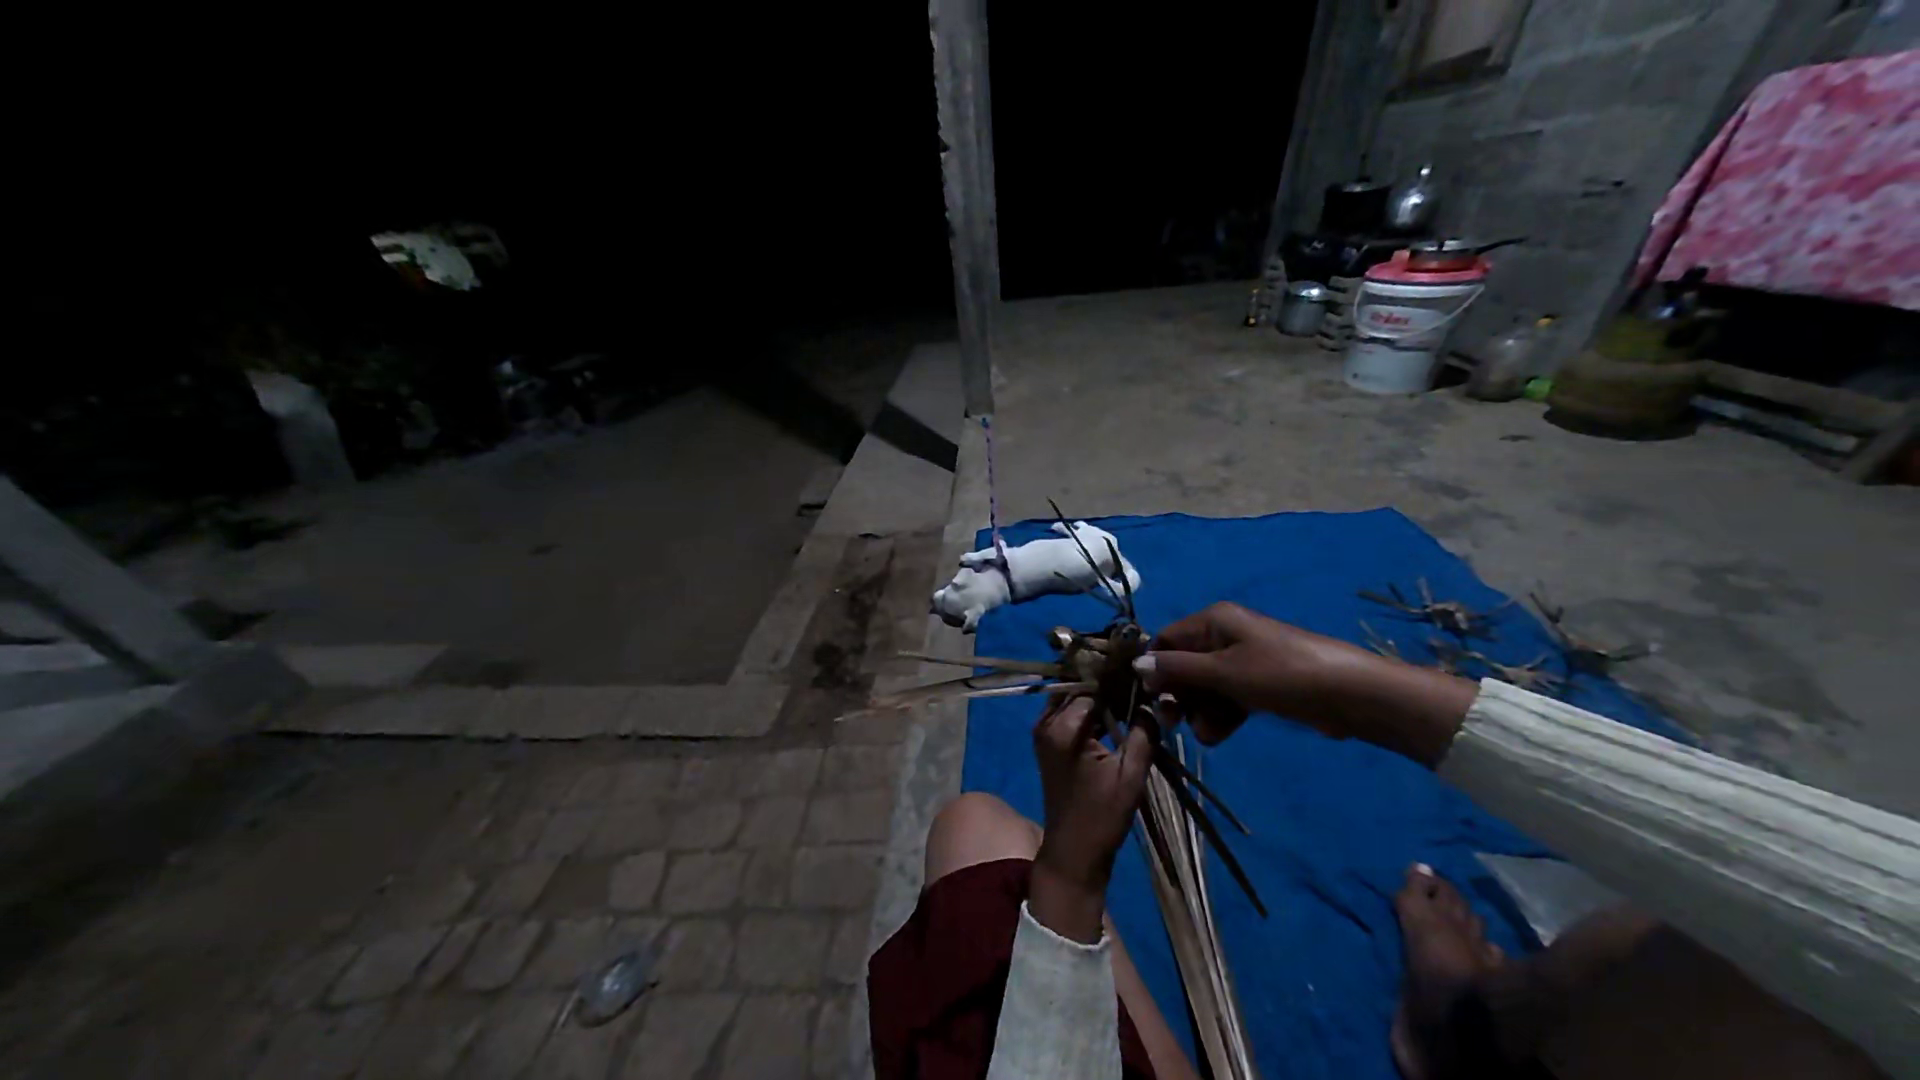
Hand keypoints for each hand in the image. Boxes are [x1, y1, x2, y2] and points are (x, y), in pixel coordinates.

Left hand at [1028, 696, 1151, 942]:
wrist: (1073, 851)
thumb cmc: (1103, 815)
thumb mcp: (1132, 773)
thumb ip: (1144, 730)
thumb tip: (1155, 698)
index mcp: (1064, 727)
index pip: (1094, 685)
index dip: (1120, 679)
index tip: (1145, 678)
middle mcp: (1046, 722)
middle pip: (1080, 687)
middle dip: (1108, 683)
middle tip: (1140, 685)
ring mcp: (1042, 730)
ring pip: (1073, 697)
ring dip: (1099, 695)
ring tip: (1132, 696)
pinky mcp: (1046, 740)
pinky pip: (1068, 712)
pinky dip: (1089, 709)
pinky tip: (1115, 714)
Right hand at [1133, 602, 1338, 743]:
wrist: (1351, 695)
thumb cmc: (1281, 674)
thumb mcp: (1223, 671)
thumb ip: (1176, 669)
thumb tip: (1136, 664)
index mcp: (1213, 621)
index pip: (1166, 640)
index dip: (1154, 668)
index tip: (1149, 699)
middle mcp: (1224, 636)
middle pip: (1183, 666)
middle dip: (1178, 695)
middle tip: (1175, 723)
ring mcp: (1243, 662)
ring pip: (1204, 687)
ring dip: (1200, 711)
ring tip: (1209, 733)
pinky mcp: (1259, 685)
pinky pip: (1227, 698)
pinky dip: (1221, 715)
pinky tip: (1221, 735)